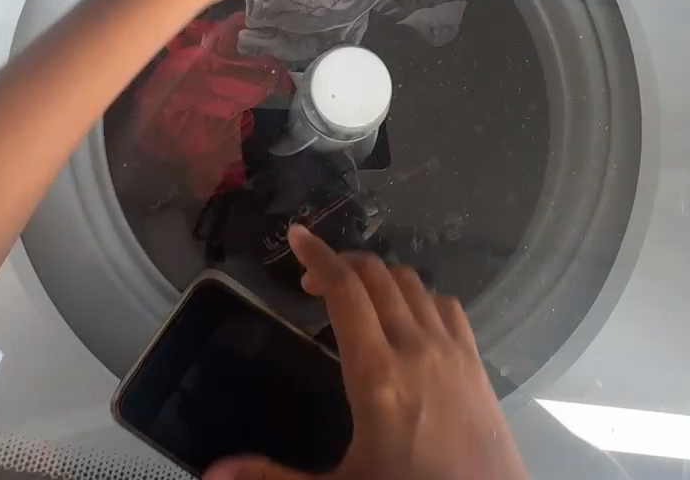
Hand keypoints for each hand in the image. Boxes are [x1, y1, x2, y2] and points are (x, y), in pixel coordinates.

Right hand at [206, 225, 529, 479]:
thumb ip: (275, 478)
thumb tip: (214, 472)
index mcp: (377, 375)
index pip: (344, 292)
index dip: (318, 256)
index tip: (296, 235)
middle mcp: (415, 347)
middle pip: (377, 276)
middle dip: (341, 263)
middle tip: (311, 280)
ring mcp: (451, 350)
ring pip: (412, 283)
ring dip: (378, 276)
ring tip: (354, 296)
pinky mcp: (475, 360)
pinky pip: (445, 304)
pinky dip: (419, 295)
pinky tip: (406, 316)